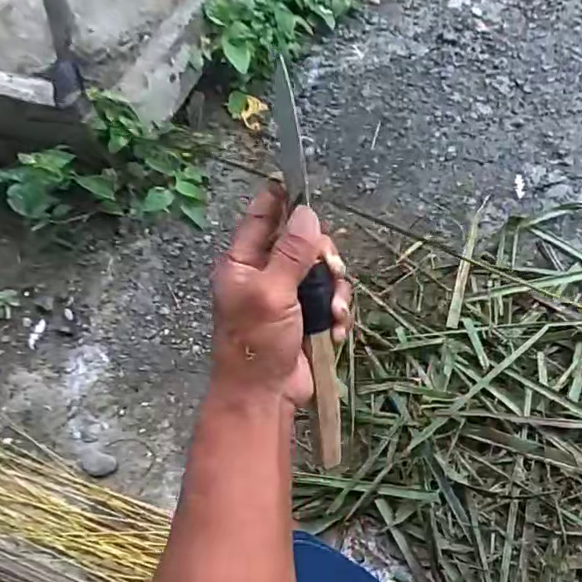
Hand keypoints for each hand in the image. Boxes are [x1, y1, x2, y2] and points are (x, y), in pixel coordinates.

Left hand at [209, 183, 352, 407]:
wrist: (264, 395)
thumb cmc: (256, 345)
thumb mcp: (272, 293)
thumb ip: (291, 253)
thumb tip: (307, 213)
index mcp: (244, 262)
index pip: (263, 217)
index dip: (282, 200)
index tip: (302, 185)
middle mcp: (266, 275)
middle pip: (305, 245)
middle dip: (325, 260)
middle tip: (333, 272)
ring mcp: (288, 299)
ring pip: (324, 276)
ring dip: (336, 294)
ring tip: (334, 315)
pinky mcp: (307, 321)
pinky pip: (331, 304)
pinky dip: (337, 317)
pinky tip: (334, 332)